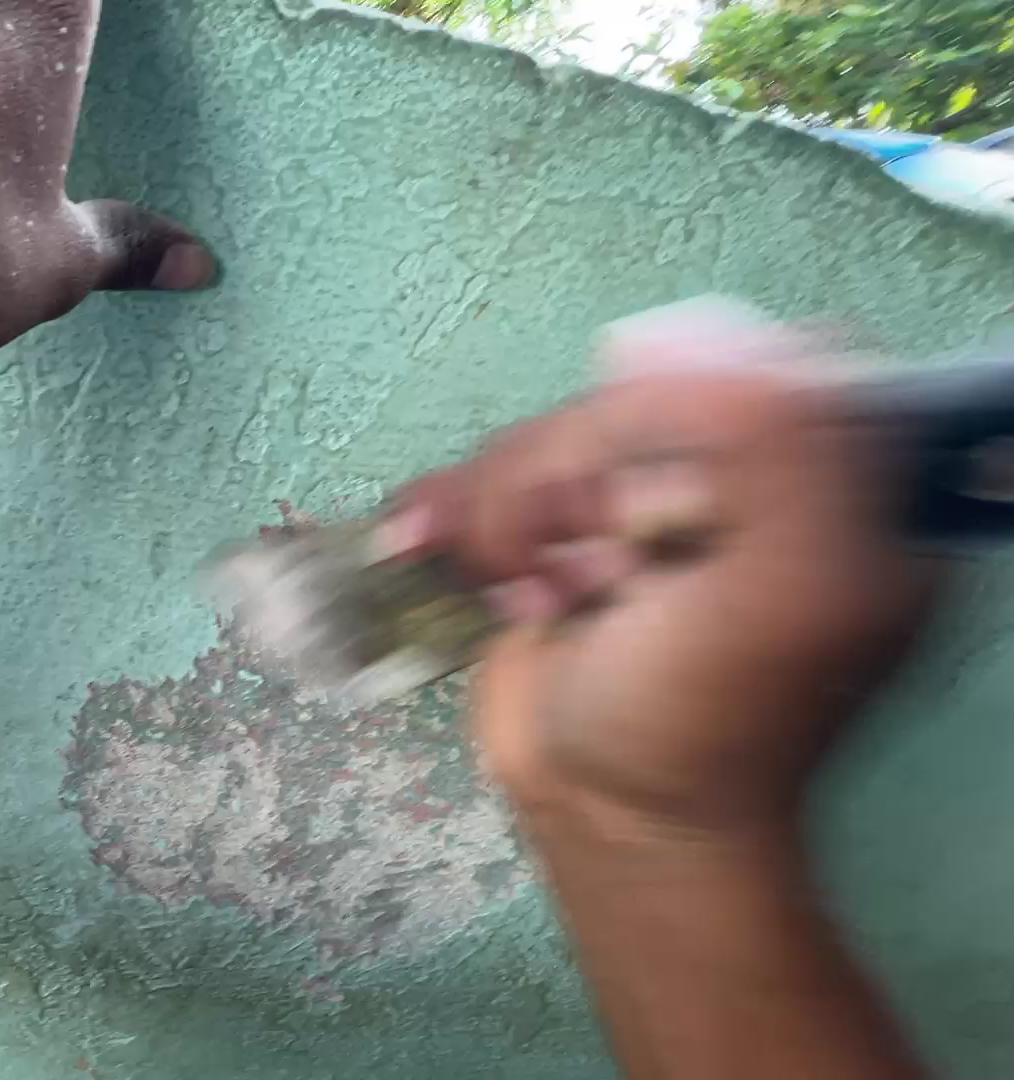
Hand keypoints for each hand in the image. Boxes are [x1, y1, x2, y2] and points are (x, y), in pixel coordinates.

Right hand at [386, 301, 939, 837]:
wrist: (598, 800)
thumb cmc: (697, 720)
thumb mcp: (780, 597)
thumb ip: (774, 450)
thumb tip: (665, 332)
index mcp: (800, 473)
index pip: (711, 369)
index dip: (650, 425)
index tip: (638, 514)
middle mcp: (703, 475)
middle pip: (592, 411)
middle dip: (556, 502)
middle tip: (577, 585)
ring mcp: (607, 506)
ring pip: (516, 449)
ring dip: (497, 528)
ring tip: (524, 600)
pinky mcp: (532, 533)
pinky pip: (464, 483)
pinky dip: (433, 518)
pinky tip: (418, 549)